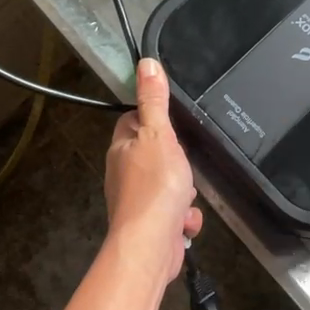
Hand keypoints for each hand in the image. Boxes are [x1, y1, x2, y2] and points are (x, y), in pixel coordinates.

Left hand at [104, 59, 202, 280]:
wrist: (150, 246)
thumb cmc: (155, 185)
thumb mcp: (159, 134)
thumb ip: (154, 101)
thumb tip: (145, 62)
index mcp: (122, 149)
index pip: (133, 121)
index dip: (153, 119)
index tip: (172, 123)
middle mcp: (124, 174)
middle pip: (153, 154)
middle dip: (176, 160)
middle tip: (186, 162)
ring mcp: (136, 203)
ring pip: (167, 186)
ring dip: (184, 192)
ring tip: (188, 195)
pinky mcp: (151, 227)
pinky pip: (172, 214)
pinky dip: (183, 217)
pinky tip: (187, 221)